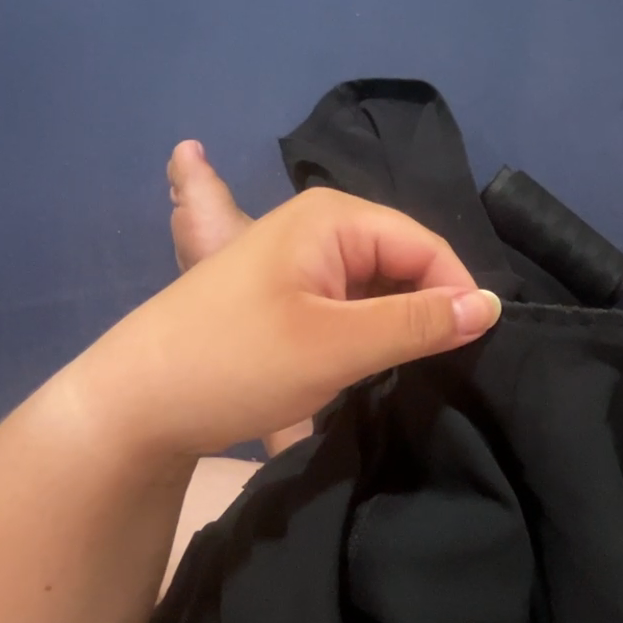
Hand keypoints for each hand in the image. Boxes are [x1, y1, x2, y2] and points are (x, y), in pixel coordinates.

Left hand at [52, 188, 502, 459]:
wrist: (131, 406)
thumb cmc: (236, 362)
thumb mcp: (337, 345)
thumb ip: (419, 323)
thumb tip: (491, 306)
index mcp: (332, 216)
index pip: (425, 245)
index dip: (455, 295)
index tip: (472, 352)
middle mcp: (318, 224)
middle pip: (401, 261)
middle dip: (423, 311)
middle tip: (433, 369)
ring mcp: (296, 259)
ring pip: (375, 287)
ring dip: (392, 327)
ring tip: (398, 371)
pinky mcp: (284, 294)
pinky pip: (346, 304)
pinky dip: (363, 333)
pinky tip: (362, 366)